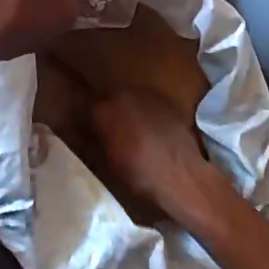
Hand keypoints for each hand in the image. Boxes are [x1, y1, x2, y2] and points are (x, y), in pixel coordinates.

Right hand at [92, 89, 226, 224]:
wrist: (181, 175)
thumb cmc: (139, 175)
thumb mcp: (109, 162)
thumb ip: (96, 141)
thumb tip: (90, 134)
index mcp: (103, 110)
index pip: (87, 109)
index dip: (88, 122)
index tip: (90, 133)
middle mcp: (121, 94)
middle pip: (109, 99)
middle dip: (109, 113)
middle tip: (112, 132)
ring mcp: (145, 94)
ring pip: (129, 99)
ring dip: (128, 110)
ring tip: (134, 131)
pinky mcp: (164, 98)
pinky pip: (148, 103)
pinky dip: (146, 112)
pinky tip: (152, 130)